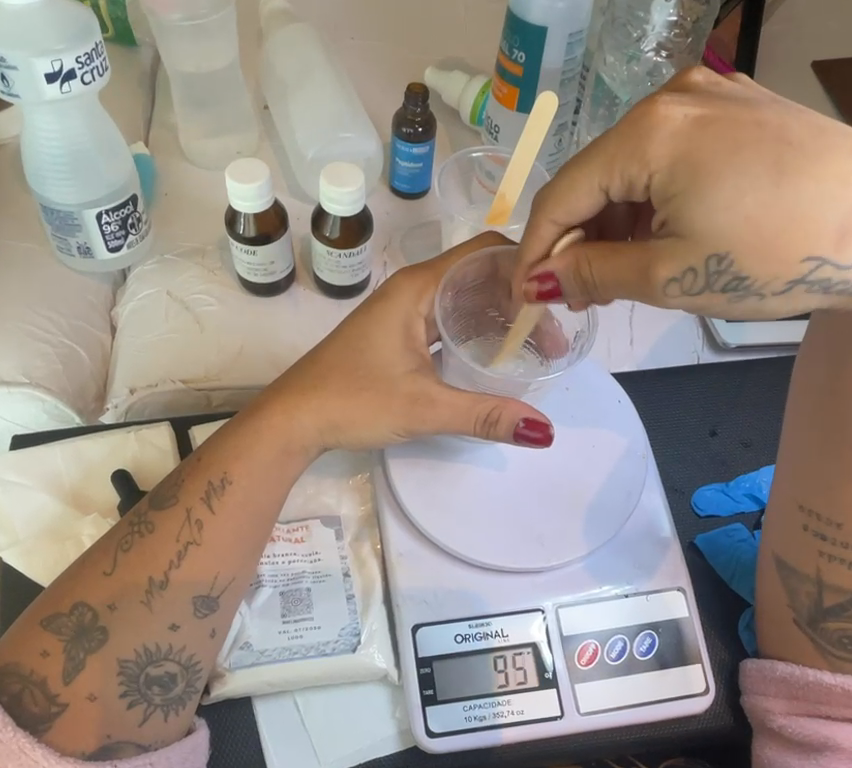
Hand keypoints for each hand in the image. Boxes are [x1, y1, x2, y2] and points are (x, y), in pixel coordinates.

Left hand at [254, 233, 555, 454]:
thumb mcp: (424, 408)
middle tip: (555, 337)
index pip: (486, 252)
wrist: (292, 419)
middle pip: (479, 276)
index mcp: (418, 288)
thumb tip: (543, 430)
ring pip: (462, 301)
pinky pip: (446, 322)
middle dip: (519, 300)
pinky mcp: (396, 335)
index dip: (526, 269)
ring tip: (534, 350)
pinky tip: (492, 360)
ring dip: (498, 319)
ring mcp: (401, 312)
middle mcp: (412, 290)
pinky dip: (474, 334)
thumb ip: (485, 416)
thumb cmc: (351, 401)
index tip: (559, 302)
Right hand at [510, 69, 851, 322]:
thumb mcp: (670, 275)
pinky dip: (653, 203)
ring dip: (615, 224)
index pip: (563, 194)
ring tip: (620, 278)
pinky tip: (661, 241)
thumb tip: (535, 281)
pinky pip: (671, 157)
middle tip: (577, 298)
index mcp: (651, 130)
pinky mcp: (742, 110)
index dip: (536, 252)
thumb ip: (591, 273)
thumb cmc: (775, 255)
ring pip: (632, 168)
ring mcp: (714, 96)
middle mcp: (677, 96)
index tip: (522, 300)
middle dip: (578, 240)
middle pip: (596, 176)